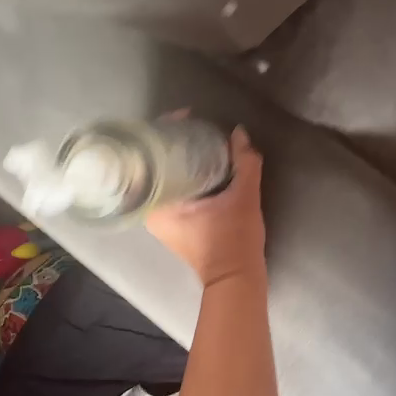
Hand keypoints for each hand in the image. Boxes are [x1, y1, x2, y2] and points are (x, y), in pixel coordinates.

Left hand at [146, 125, 265, 287]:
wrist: (236, 278)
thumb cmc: (233, 240)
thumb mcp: (244, 198)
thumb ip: (245, 163)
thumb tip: (239, 132)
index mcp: (156, 204)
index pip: (150, 157)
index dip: (166, 131)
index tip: (186, 117)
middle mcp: (150, 211)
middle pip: (154, 165)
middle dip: (172, 142)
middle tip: (194, 125)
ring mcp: (159, 219)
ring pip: (163, 176)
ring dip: (178, 158)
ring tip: (197, 138)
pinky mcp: (172, 224)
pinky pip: (171, 188)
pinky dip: (183, 173)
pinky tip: (199, 161)